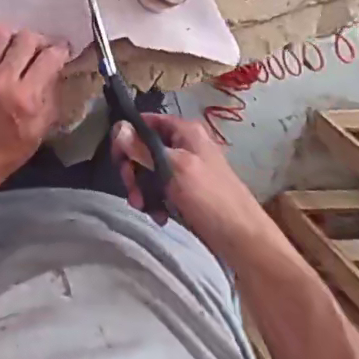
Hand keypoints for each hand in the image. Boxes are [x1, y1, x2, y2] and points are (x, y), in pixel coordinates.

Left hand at [0, 24, 71, 189]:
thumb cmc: (12, 148)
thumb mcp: (43, 127)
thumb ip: (52, 94)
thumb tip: (57, 67)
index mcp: (26, 97)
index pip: (50, 57)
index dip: (62, 49)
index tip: (63, 50)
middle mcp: (3, 81)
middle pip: (27, 39)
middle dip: (41, 40)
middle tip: (42, 49)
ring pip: (0, 34)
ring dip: (14, 35)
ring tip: (18, 45)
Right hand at [111, 113, 276, 257]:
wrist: (240, 236)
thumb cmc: (209, 197)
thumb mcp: (173, 168)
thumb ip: (143, 148)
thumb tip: (118, 127)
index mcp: (184, 130)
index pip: (145, 122)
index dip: (127, 137)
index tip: (118, 161)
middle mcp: (184, 144)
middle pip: (143, 148)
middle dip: (133, 171)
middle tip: (133, 192)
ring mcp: (185, 167)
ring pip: (148, 171)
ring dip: (142, 189)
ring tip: (146, 208)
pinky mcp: (185, 189)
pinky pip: (159, 188)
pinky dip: (154, 201)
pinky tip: (159, 216)